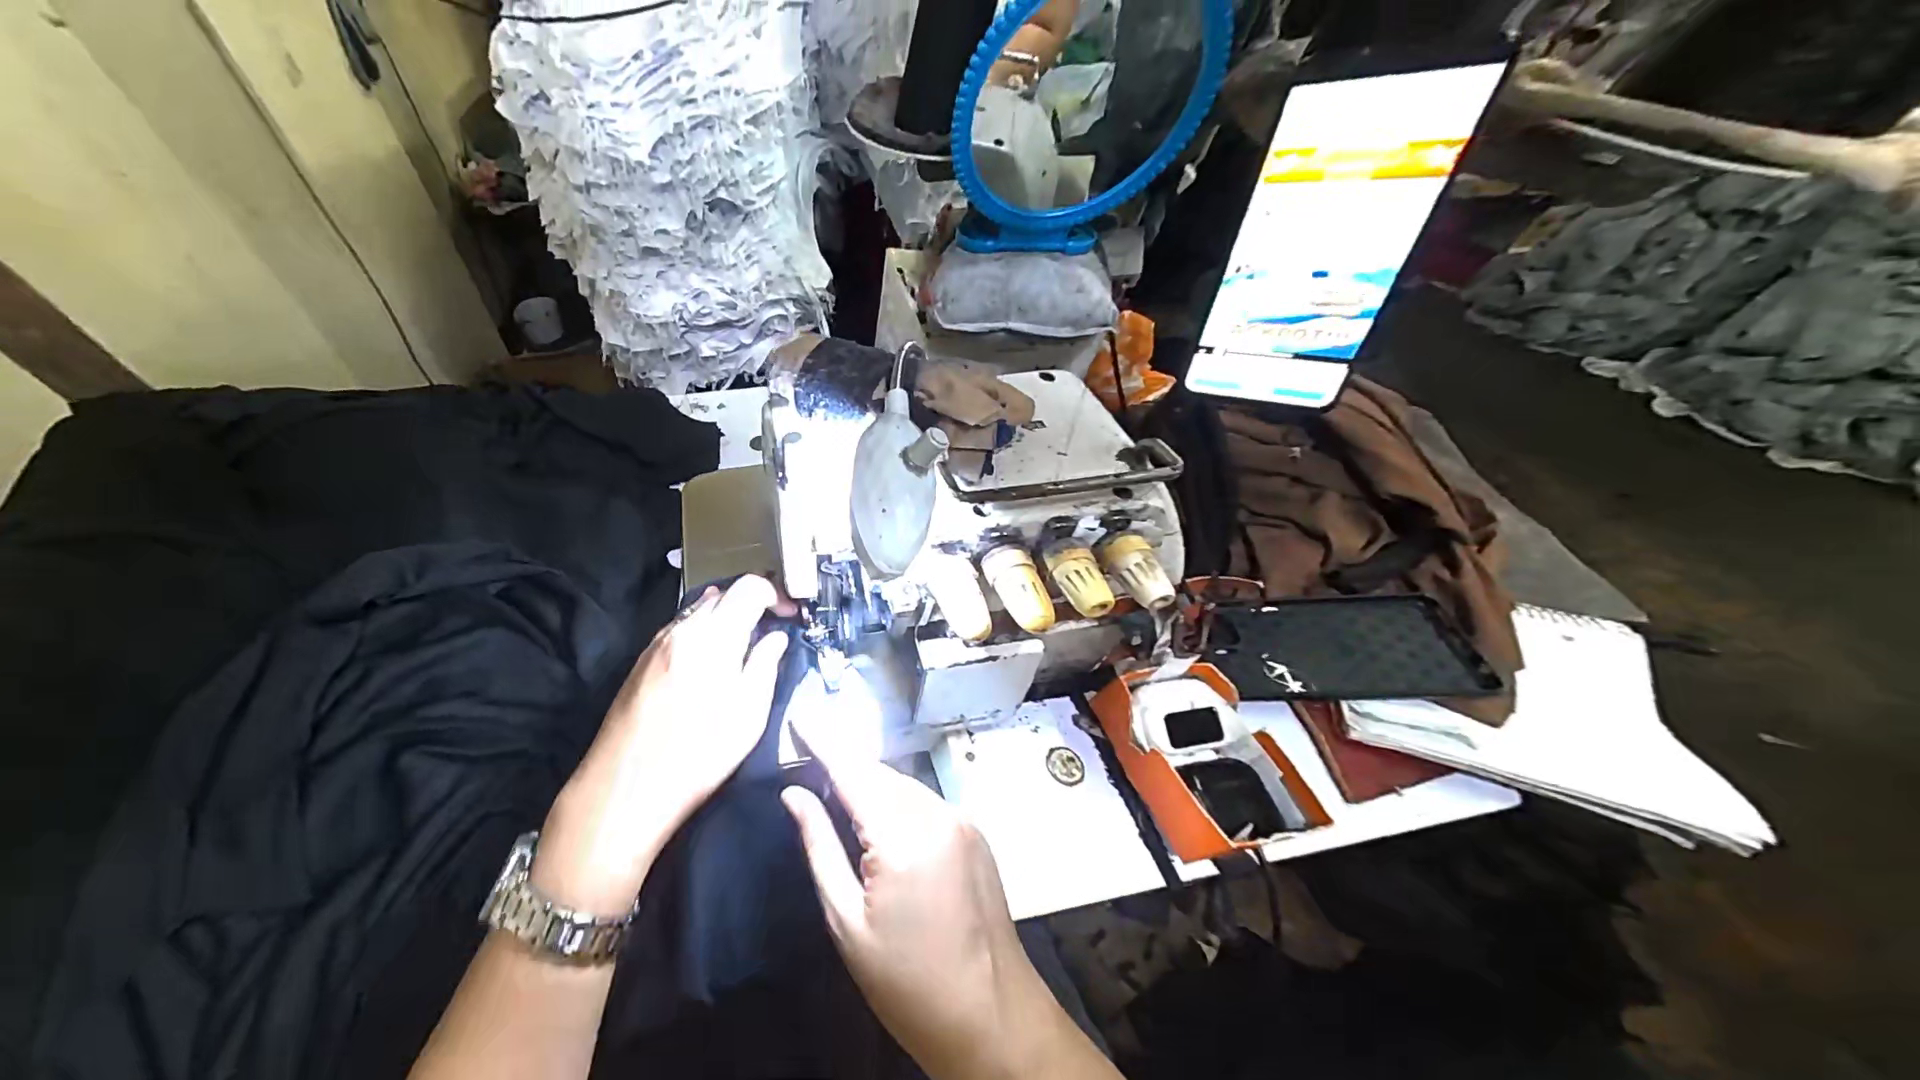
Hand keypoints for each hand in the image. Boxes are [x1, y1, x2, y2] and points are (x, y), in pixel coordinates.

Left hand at [534, 576, 793, 915]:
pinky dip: (703, 633)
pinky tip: (711, 662)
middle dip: (753, 605)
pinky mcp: (641, 662)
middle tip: (771, 632)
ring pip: (699, 611)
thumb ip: (765, 666)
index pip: (750, 587)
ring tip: (744, 649)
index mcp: (713, 638)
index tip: (788, 615)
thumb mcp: (749, 714)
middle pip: (724, 593)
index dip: (776, 595)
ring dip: (727, 618)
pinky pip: (680, 630)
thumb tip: (776, 638)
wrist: (623, 790)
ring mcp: (657, 645)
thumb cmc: (696, 756)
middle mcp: (682, 631)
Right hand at [782, 722, 1118, 1079]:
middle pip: (881, 773)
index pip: (853, 772)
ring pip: (904, 785)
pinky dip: (898, 802)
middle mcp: (938, 814)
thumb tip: (794, 796)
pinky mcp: (975, 833)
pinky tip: (882, 825)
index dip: (823, 741)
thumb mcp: (846, 920)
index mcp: (903, 835)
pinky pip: (926, 802)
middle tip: (810, 768)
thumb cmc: (905, 978)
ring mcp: (962, 821)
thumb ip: (819, 847)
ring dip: (872, 786)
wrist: (988, 1012)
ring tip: (840, 800)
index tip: (800, 715)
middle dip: (846, 766)